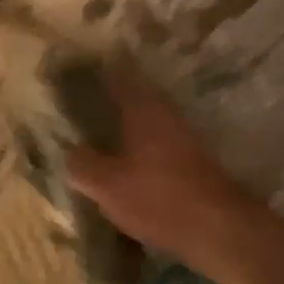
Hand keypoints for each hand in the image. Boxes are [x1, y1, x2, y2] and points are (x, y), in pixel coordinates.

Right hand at [65, 69, 254, 266]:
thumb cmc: (157, 197)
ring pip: (147, 114)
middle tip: (87, 93)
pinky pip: (157, 135)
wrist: (214, 221)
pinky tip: (128, 154)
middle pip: (135, 93)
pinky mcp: (189, 154)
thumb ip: (84, 166)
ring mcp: (180, 132)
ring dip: (127, 116)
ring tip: (102, 124)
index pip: (120, 77)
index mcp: (143, 110)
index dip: (102, 67)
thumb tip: (69, 150)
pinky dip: (140, 137)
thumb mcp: (108, 186)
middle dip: (114, 91)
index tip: (83, 62)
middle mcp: (164, 112)